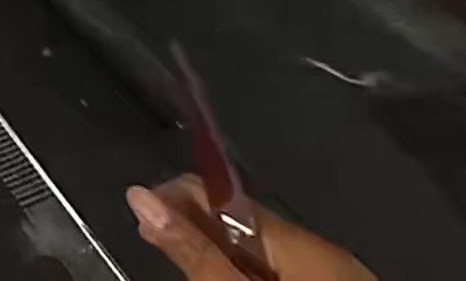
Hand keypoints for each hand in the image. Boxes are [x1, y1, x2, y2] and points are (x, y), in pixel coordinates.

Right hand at [126, 175, 376, 280]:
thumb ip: (193, 251)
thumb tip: (136, 193)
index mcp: (306, 245)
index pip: (219, 194)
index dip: (174, 203)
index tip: (144, 231)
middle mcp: (328, 255)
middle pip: (240, 225)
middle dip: (197, 237)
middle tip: (165, 262)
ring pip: (261, 256)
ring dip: (221, 262)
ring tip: (198, 278)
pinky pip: (284, 278)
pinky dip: (249, 278)